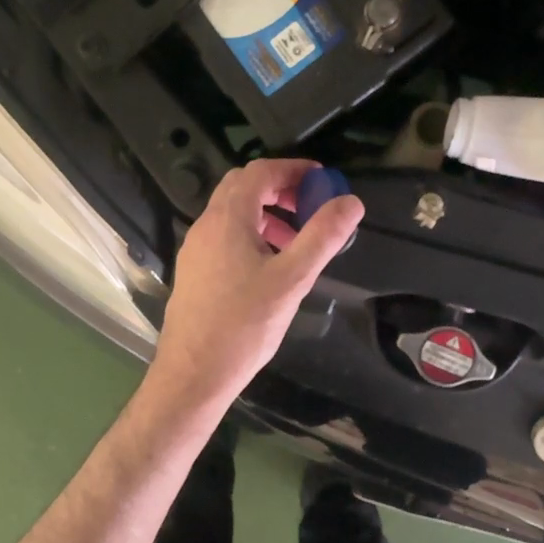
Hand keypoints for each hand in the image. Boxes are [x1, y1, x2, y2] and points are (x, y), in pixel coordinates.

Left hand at [146, 159, 364, 412]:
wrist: (193, 373)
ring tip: (295, 242)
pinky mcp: (194, 273)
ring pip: (232, 214)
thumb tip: (350, 202)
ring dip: (266, 215)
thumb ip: (322, 237)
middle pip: (242, 187)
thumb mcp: (292, 279)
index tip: (322, 180)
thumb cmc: (244, 325)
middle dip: (279, 189)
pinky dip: (251, 236)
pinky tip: (269, 270)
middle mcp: (206, 226)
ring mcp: (195, 250)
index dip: (293, 169)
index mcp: (227, 219)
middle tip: (310, 207)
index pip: (260, 171)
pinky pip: (224, 238)